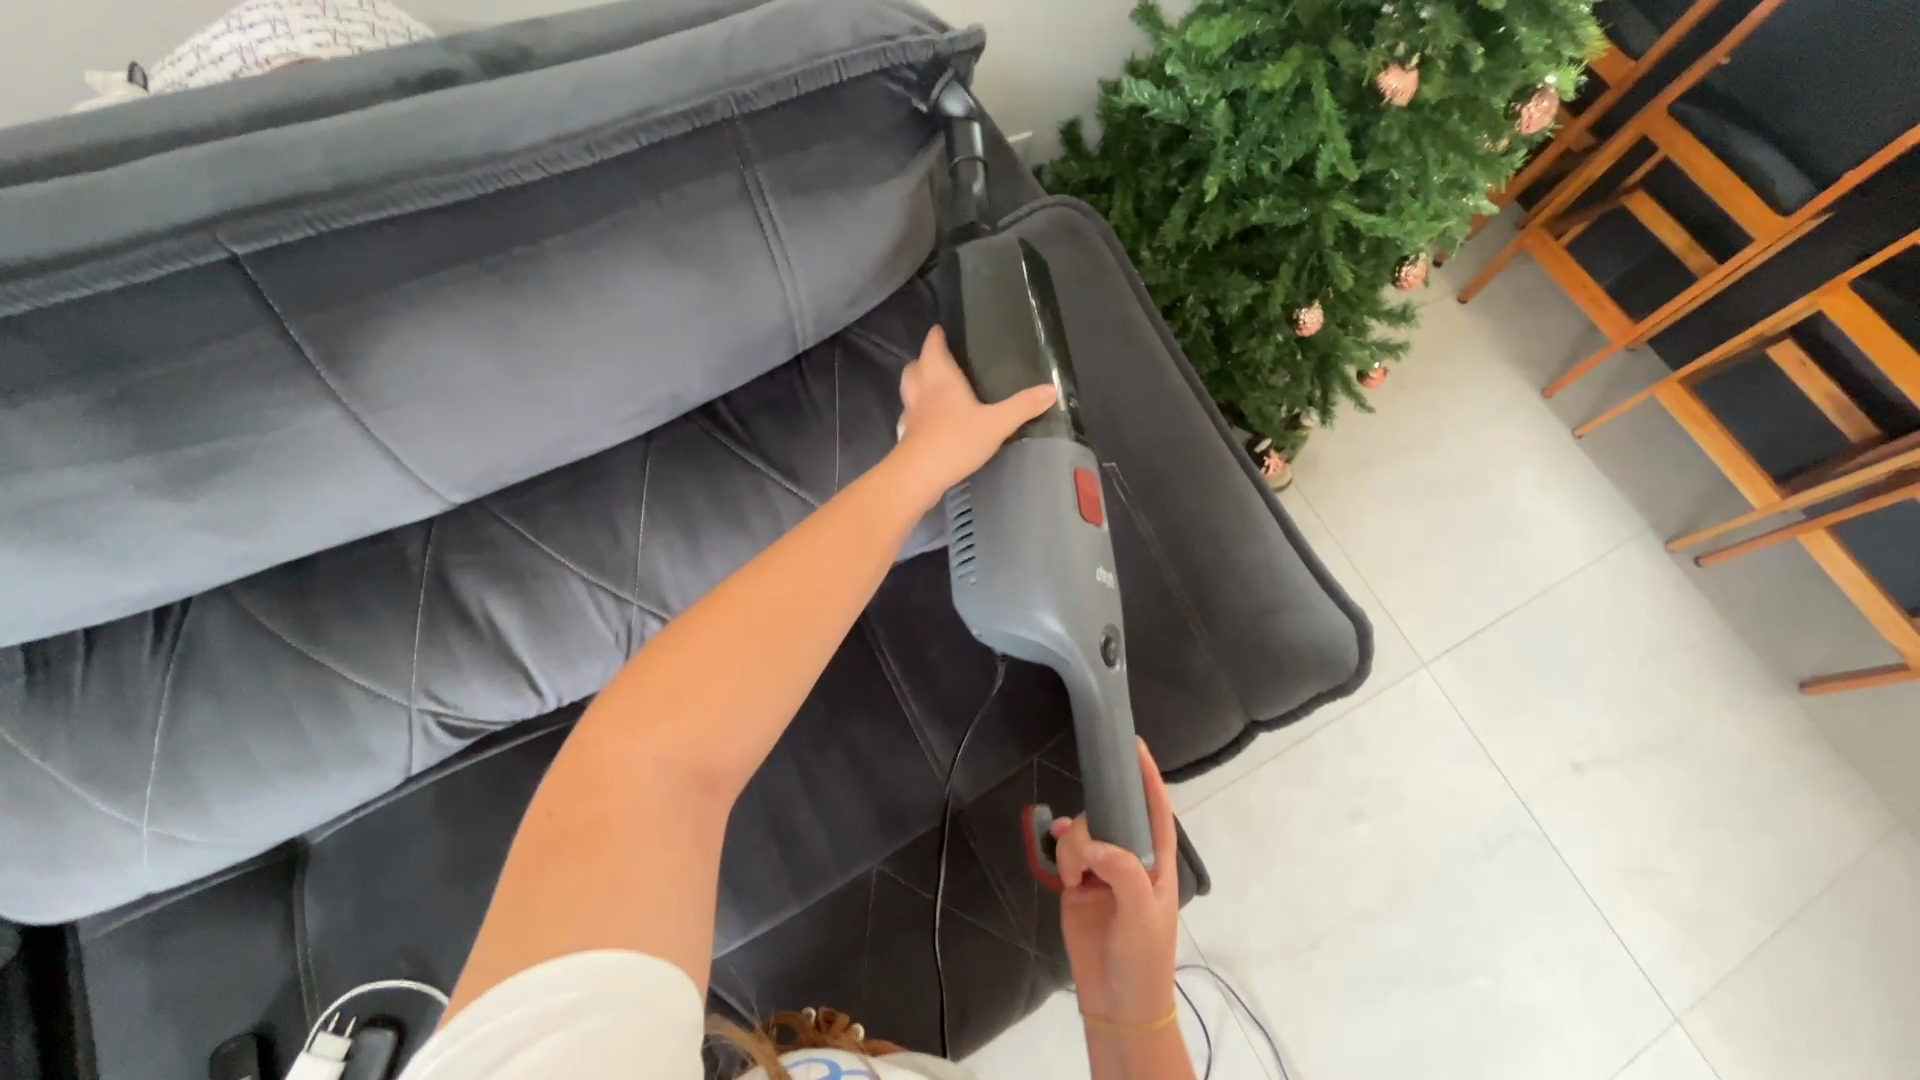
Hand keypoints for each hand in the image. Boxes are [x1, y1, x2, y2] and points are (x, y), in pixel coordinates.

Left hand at [888, 326, 1056, 506]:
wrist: (918, 475)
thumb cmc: (956, 441)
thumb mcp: (997, 423)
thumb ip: (1023, 406)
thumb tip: (1052, 389)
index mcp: (941, 379)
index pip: (933, 348)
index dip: (935, 337)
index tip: (939, 330)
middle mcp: (922, 392)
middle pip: (915, 367)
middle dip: (923, 360)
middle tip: (936, 359)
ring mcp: (912, 415)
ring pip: (909, 391)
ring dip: (917, 384)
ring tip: (931, 387)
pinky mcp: (907, 437)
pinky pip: (911, 417)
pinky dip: (917, 413)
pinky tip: (928, 421)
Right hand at [1052, 739, 1180, 1027]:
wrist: (1117, 1002)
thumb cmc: (1144, 956)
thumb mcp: (1143, 913)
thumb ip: (1122, 871)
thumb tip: (1091, 843)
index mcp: (1157, 861)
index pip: (1155, 810)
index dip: (1148, 778)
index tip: (1135, 745)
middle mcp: (1129, 859)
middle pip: (1111, 816)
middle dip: (1096, 818)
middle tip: (1087, 845)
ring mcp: (1101, 871)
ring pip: (1084, 832)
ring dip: (1075, 843)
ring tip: (1076, 874)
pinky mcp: (1076, 885)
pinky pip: (1065, 852)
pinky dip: (1060, 849)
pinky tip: (1060, 857)